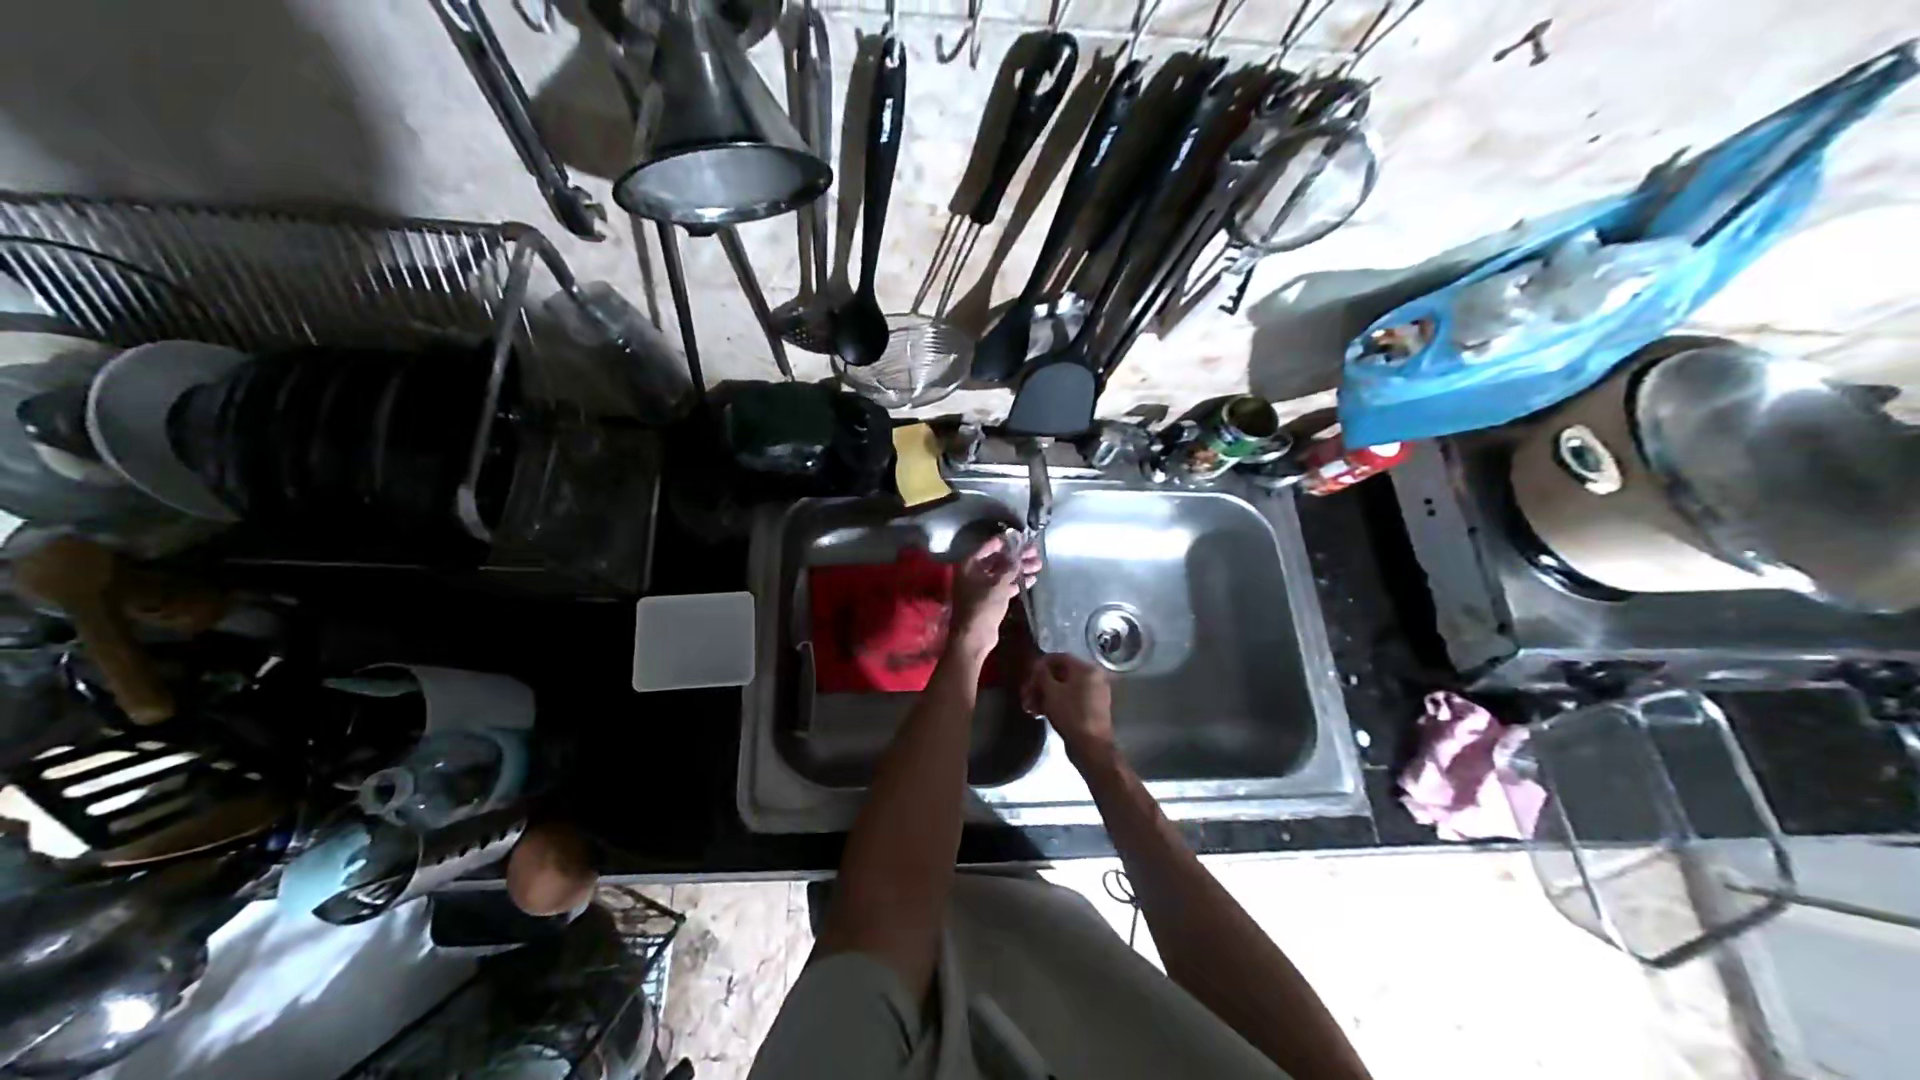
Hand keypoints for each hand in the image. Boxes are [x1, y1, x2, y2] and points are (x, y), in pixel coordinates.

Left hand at [949, 533, 1040, 657]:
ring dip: (1019, 569)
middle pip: (998, 559)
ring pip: (1002, 572)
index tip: (1023, 538)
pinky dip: (1016, 582)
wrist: (973, 636)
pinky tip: (1031, 580)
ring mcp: (980, 585)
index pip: (990, 546)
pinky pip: (1003, 585)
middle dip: (1017, 556)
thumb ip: (1010, 566)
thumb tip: (1018, 552)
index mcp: (970, 564)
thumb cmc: (983, 606)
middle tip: (1035, 553)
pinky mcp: (988, 598)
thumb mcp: (998, 584)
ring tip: (1038, 566)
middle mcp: (973, 572)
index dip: (1007, 542)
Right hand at [1022, 653, 1113, 755]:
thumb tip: (1038, 665)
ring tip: (1030, 708)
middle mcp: (1093, 677)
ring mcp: (1094, 694)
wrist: (1091, 746)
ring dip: (1045, 695)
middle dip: (1040, 684)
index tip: (1028, 676)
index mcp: (1086, 669)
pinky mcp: (1091, 709)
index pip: (1060, 657)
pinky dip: (1056, 703)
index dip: (1041, 664)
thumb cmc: (1070, 714)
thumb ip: (1042, 674)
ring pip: (1064, 688)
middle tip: (1025, 696)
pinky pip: (1071, 699)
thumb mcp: (1051, 692)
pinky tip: (1041, 713)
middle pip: (1061, 674)